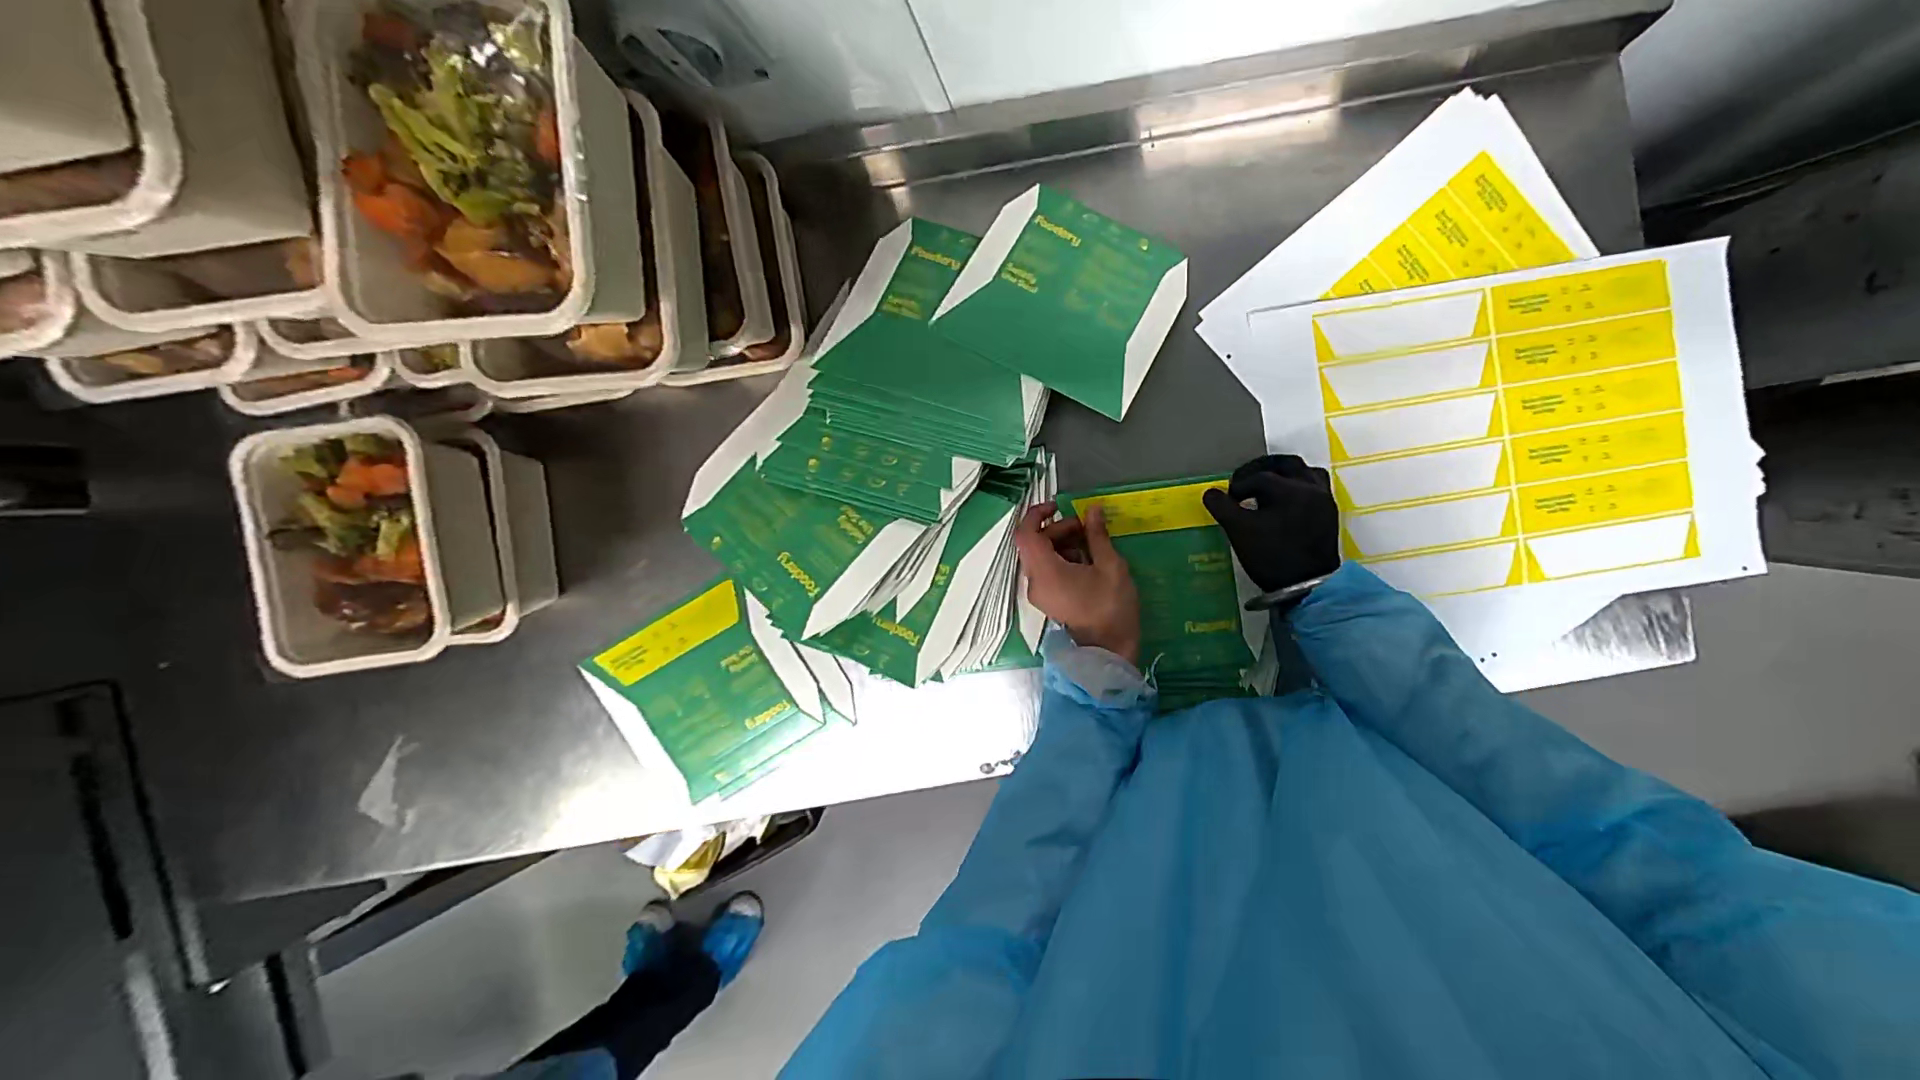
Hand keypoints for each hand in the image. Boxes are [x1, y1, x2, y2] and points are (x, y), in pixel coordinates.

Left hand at [1012, 501, 1140, 665]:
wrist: (1111, 650)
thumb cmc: (1112, 607)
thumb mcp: (1111, 566)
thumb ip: (1097, 535)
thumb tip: (1093, 510)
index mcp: (1045, 572)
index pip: (1025, 534)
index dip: (1037, 514)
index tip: (1058, 506)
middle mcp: (1034, 582)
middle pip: (1035, 544)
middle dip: (1058, 529)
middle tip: (1088, 528)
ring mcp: (1039, 593)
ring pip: (1041, 557)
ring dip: (1062, 544)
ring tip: (1091, 545)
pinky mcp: (1047, 600)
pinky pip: (1046, 571)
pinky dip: (1062, 559)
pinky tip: (1086, 561)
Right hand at [1202, 454, 1339, 593]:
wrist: (1307, 585)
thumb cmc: (1271, 556)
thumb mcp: (1240, 531)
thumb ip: (1223, 508)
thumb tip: (1211, 493)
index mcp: (1290, 490)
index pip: (1259, 476)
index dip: (1240, 484)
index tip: (1228, 498)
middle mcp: (1311, 489)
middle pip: (1287, 464)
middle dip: (1263, 468)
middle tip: (1246, 479)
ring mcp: (1324, 501)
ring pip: (1306, 473)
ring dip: (1286, 474)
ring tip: (1269, 486)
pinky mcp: (1329, 515)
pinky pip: (1315, 488)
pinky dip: (1299, 487)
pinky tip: (1286, 501)